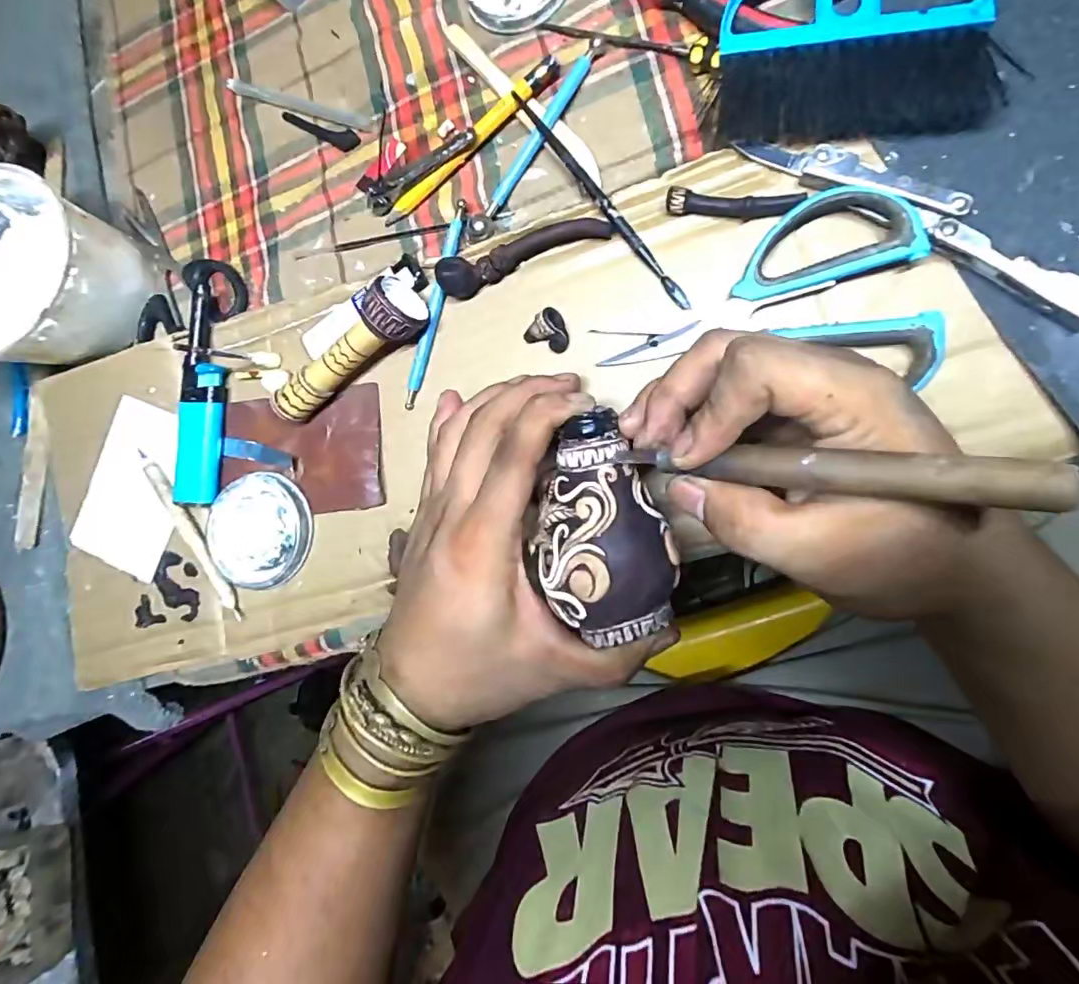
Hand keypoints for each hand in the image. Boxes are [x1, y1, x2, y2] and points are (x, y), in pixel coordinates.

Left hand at [377, 376, 676, 730]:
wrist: (408, 689)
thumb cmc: (480, 674)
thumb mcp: (558, 670)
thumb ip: (620, 652)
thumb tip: (671, 626)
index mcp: (482, 542)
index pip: (511, 452)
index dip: (546, 413)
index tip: (584, 403)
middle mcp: (451, 512)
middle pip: (482, 428)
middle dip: (527, 393)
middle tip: (573, 388)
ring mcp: (431, 510)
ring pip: (455, 431)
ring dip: (494, 399)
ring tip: (537, 388)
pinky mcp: (423, 516)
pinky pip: (432, 453)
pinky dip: (447, 420)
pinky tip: (456, 398)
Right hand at [620, 332, 1011, 620]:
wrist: (958, 565)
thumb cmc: (904, 559)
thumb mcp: (819, 554)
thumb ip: (742, 521)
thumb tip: (676, 485)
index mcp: (851, 396)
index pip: (757, 366)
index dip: (708, 410)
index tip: (684, 462)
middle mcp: (827, 375)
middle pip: (729, 350)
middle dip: (676, 391)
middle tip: (641, 438)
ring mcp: (808, 391)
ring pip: (721, 366)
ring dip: (673, 398)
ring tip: (639, 437)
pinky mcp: (792, 414)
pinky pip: (729, 397)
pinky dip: (690, 417)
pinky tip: (666, 443)